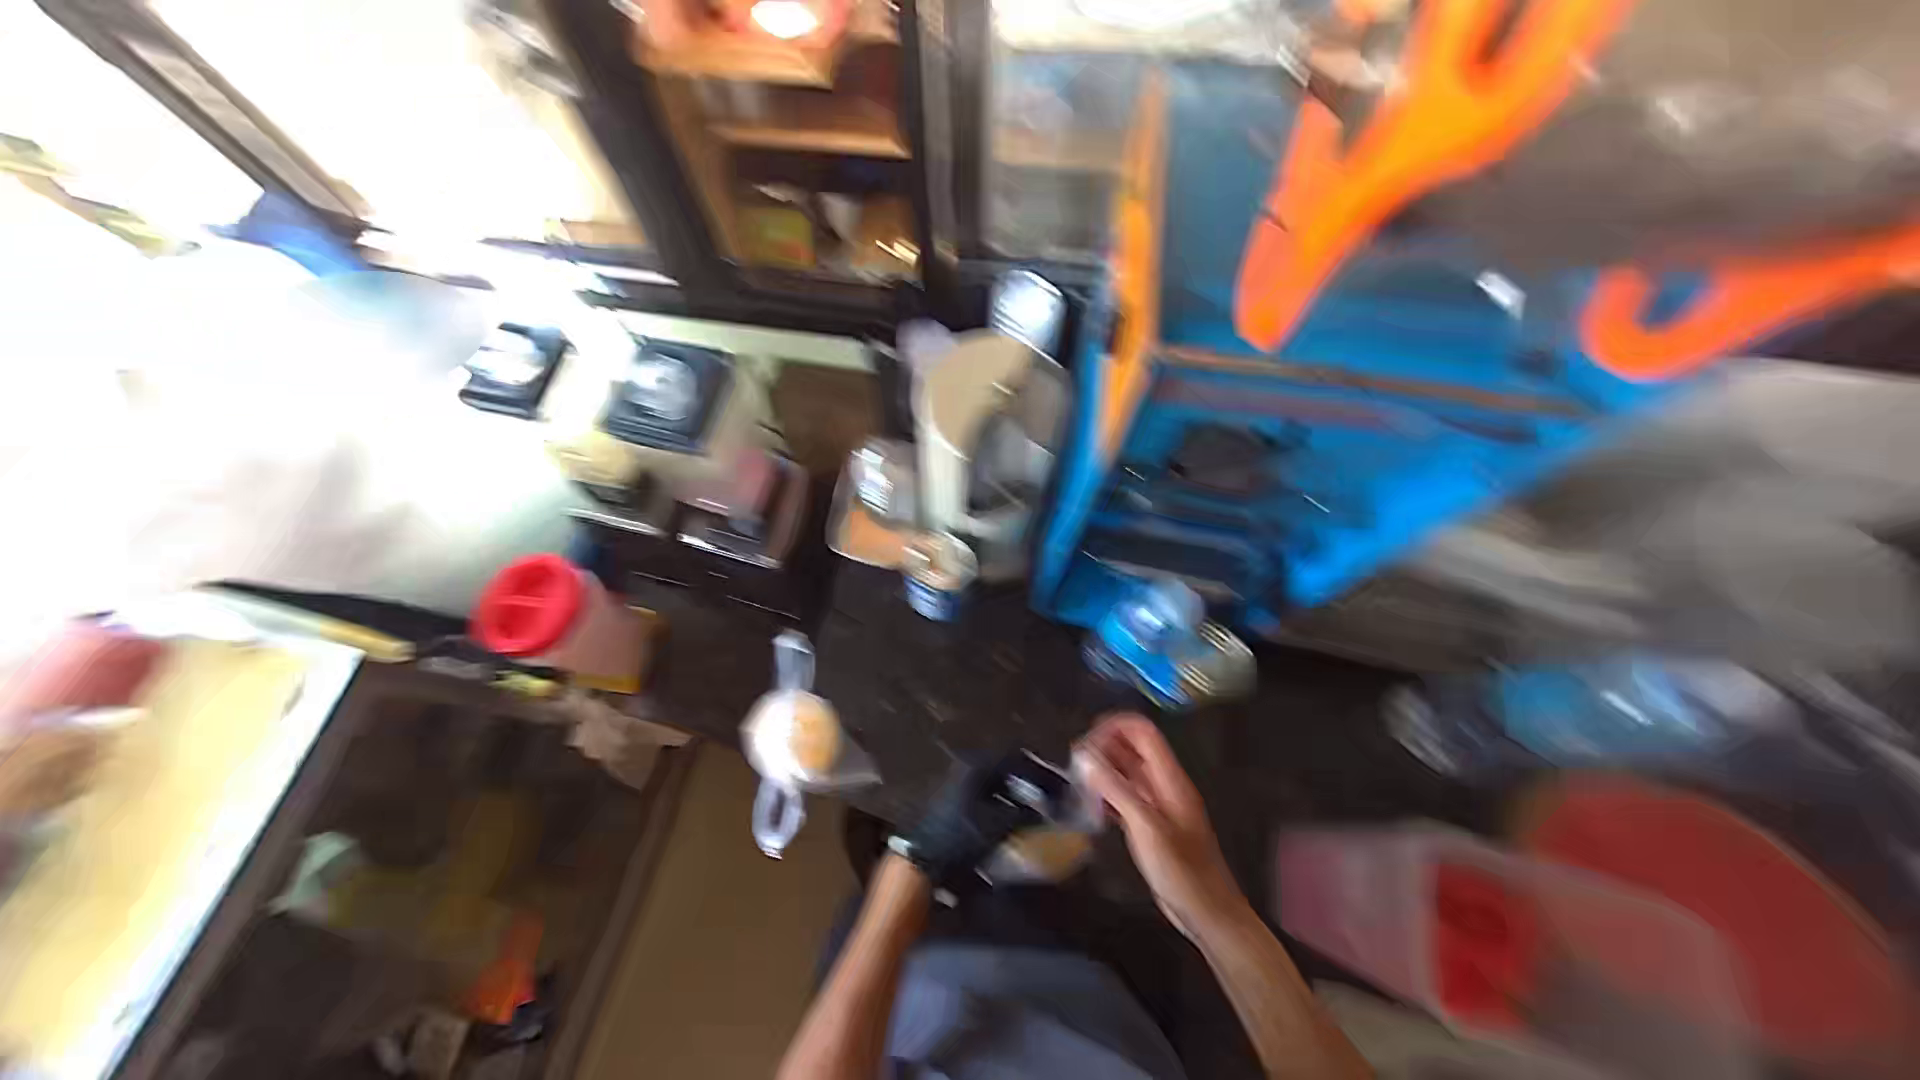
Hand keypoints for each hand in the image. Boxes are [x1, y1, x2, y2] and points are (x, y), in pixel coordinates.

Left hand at [892, 755, 1043, 887]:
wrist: (923, 859)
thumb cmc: (961, 836)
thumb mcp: (999, 825)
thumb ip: (1025, 814)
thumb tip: (1046, 812)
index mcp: (978, 765)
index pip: (1017, 757)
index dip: (1042, 771)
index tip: (1060, 785)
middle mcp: (967, 766)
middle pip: (1007, 765)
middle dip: (1032, 779)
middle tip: (1052, 795)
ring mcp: (958, 781)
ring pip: (997, 779)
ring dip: (1018, 790)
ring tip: (1038, 808)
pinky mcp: (953, 797)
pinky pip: (987, 791)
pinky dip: (1005, 799)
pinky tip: (1015, 817)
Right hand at [1077, 713, 1246, 939]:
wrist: (1208, 914)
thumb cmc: (1183, 872)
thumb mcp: (1146, 827)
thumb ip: (1115, 788)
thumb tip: (1085, 755)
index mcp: (1169, 778)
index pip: (1141, 731)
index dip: (1113, 726)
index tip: (1086, 743)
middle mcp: (1163, 784)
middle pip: (1131, 747)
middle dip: (1102, 748)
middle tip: (1075, 766)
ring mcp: (1156, 804)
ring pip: (1125, 772)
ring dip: (1101, 772)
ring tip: (1077, 785)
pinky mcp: (1149, 824)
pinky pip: (1124, 796)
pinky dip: (1106, 795)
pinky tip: (1089, 808)